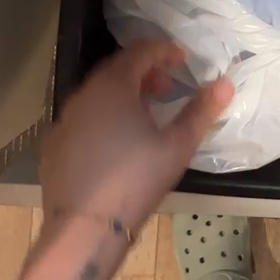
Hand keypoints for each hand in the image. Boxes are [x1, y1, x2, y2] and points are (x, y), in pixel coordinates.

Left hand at [40, 40, 233, 232]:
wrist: (85, 229)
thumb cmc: (137, 180)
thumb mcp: (177, 145)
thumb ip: (202, 111)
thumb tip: (226, 84)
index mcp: (114, 86)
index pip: (140, 51)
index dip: (164, 50)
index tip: (183, 60)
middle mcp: (84, 94)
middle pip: (117, 69)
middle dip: (145, 72)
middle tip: (168, 88)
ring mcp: (64, 119)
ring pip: (98, 93)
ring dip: (124, 94)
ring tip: (146, 114)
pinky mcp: (54, 144)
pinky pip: (83, 117)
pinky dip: (103, 116)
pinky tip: (116, 142)